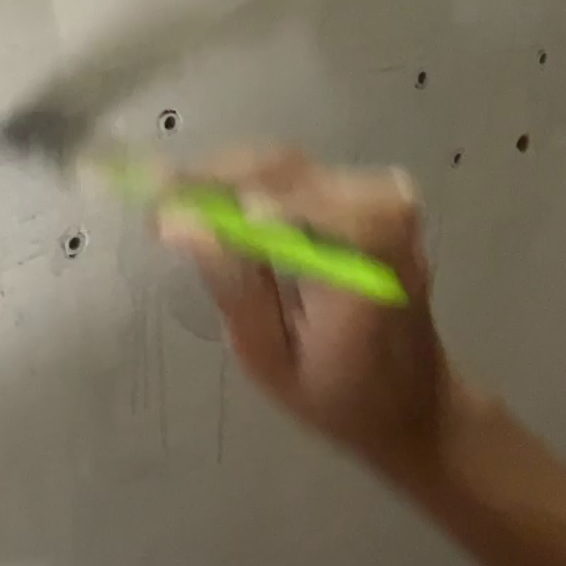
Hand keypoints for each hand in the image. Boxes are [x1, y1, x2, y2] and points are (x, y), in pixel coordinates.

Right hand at [158, 147, 462, 474]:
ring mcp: (384, 199)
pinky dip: (247, 183)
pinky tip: (217, 206)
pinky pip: (296, 174)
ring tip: (174, 206)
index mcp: (365, 266)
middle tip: (151, 200)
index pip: (285, 204)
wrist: (414, 400)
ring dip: (222, 180)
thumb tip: (178, 223)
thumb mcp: (270, 358)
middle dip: (207, 179)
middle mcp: (384, 217)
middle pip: (280, 169)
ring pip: (283, 164)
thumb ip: (231, 287)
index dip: (215, 197)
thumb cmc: (338, 395)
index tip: (155, 211)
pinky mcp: (373, 195)